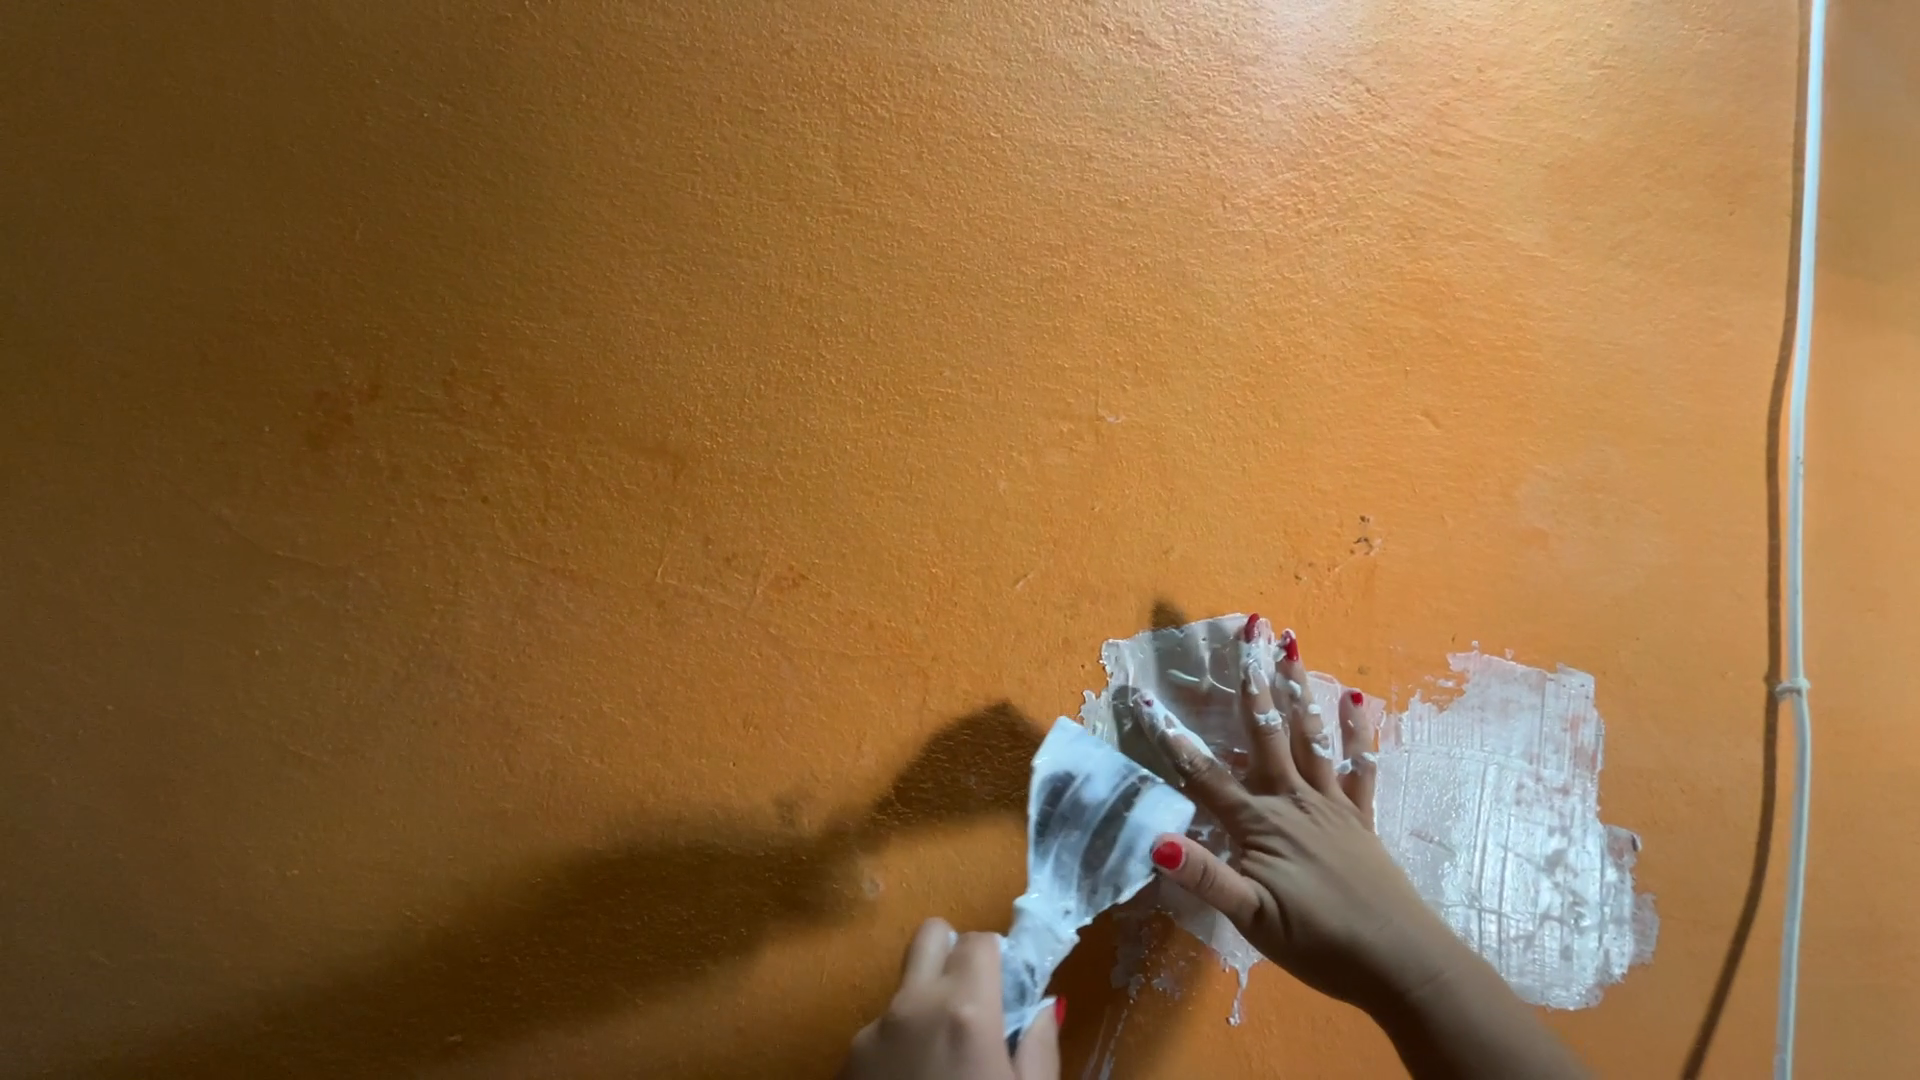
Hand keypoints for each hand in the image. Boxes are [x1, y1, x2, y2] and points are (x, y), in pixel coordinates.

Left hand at [839, 918, 1059, 1079]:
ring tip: (941, 1064)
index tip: (1006, 989)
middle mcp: (914, 1004)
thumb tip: (1044, 1008)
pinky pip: (879, 1031)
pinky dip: (899, 1043)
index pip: (981, 941)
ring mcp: (872, 1032)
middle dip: (952, 951)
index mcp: (965, 1009)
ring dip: (924, 1003)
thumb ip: (1040, 1046)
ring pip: (903, 987)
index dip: (998, 959)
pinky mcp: (845, 1063)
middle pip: (930, 934)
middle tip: (972, 999)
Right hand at [1139, 618, 1465, 1009]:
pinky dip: (1356, 735)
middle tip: (1250, 632)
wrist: (1404, 965)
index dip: (1170, 737)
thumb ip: (1207, 877)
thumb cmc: (1321, 944)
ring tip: (1293, 646)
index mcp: (1259, 824)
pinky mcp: (1360, 819)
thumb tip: (1155, 840)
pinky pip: (1358, 769)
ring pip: (1309, 737)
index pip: (1203, 774)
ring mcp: (1330, 806)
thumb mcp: (1253, 919)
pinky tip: (1356, 700)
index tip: (1144, 699)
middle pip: (1264, 733)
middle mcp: (1293, 801)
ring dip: (1298, 690)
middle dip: (1251, 681)